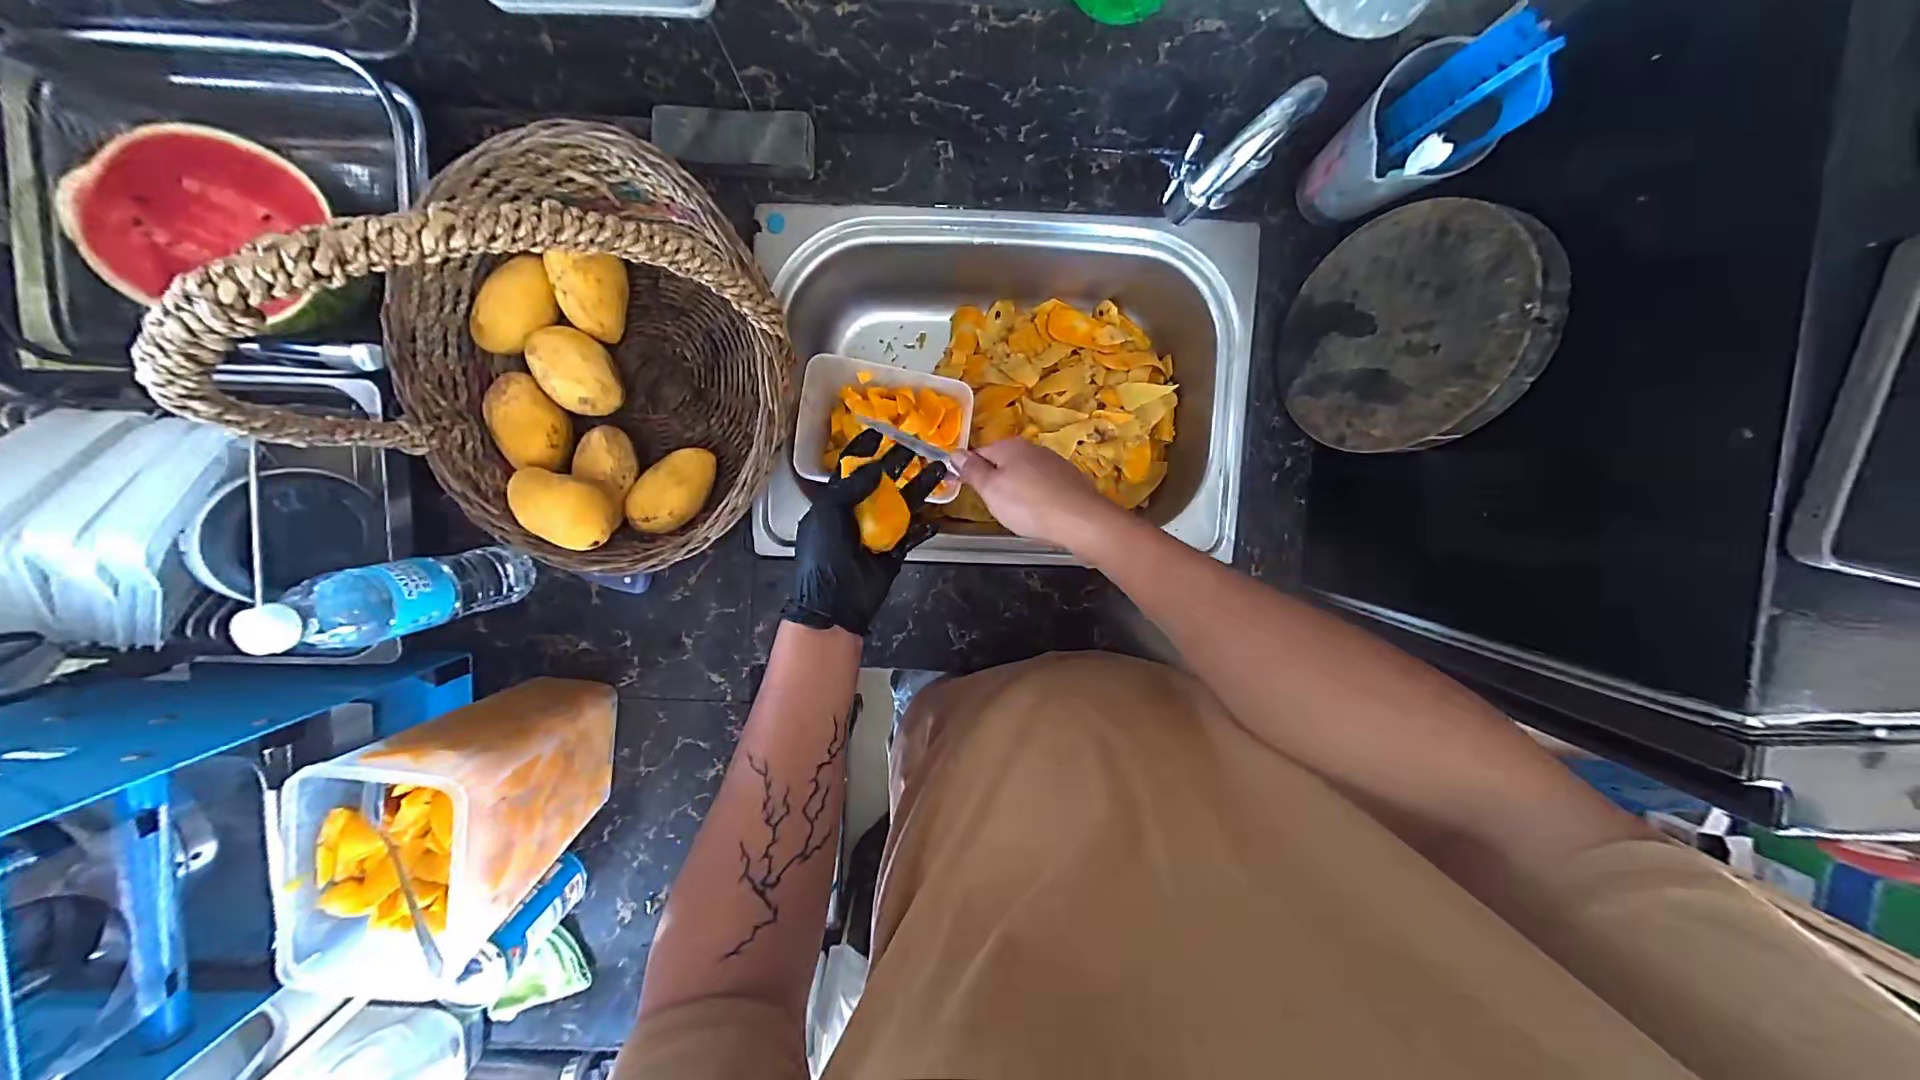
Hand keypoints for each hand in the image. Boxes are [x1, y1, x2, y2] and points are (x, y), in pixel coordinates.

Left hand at [783, 428, 948, 635]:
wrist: (834, 602)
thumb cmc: (824, 554)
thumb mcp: (829, 514)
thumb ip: (851, 487)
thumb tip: (875, 466)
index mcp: (836, 501)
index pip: (851, 468)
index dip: (864, 449)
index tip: (880, 432)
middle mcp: (859, 512)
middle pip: (883, 482)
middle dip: (900, 464)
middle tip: (919, 447)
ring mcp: (878, 531)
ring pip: (903, 504)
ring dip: (920, 488)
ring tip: (938, 471)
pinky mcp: (893, 551)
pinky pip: (912, 536)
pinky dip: (924, 529)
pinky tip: (935, 520)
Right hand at [953, 438, 1130, 554]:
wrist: (1080, 520)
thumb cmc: (1029, 506)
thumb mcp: (990, 489)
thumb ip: (972, 470)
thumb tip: (955, 452)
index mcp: (1009, 446)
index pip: (978, 453)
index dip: (969, 472)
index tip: (967, 490)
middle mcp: (1033, 448)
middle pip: (1003, 463)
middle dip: (996, 482)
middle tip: (995, 506)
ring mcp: (1054, 462)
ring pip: (1024, 475)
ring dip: (1018, 490)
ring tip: (1018, 513)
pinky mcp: (1069, 480)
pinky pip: (1043, 486)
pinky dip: (1037, 497)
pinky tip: (1039, 513)